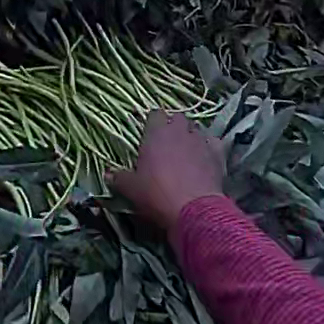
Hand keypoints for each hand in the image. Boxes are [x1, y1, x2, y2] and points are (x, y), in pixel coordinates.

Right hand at [109, 110, 225, 231]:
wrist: (194, 209)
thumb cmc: (157, 194)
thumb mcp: (132, 189)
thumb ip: (119, 178)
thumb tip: (107, 174)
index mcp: (156, 133)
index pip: (155, 114)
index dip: (153, 122)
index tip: (150, 133)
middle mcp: (178, 130)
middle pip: (177, 117)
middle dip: (174, 126)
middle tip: (168, 142)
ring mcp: (200, 140)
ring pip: (196, 128)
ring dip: (191, 135)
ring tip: (187, 150)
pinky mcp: (217, 153)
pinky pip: (214, 142)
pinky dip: (210, 147)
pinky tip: (207, 156)